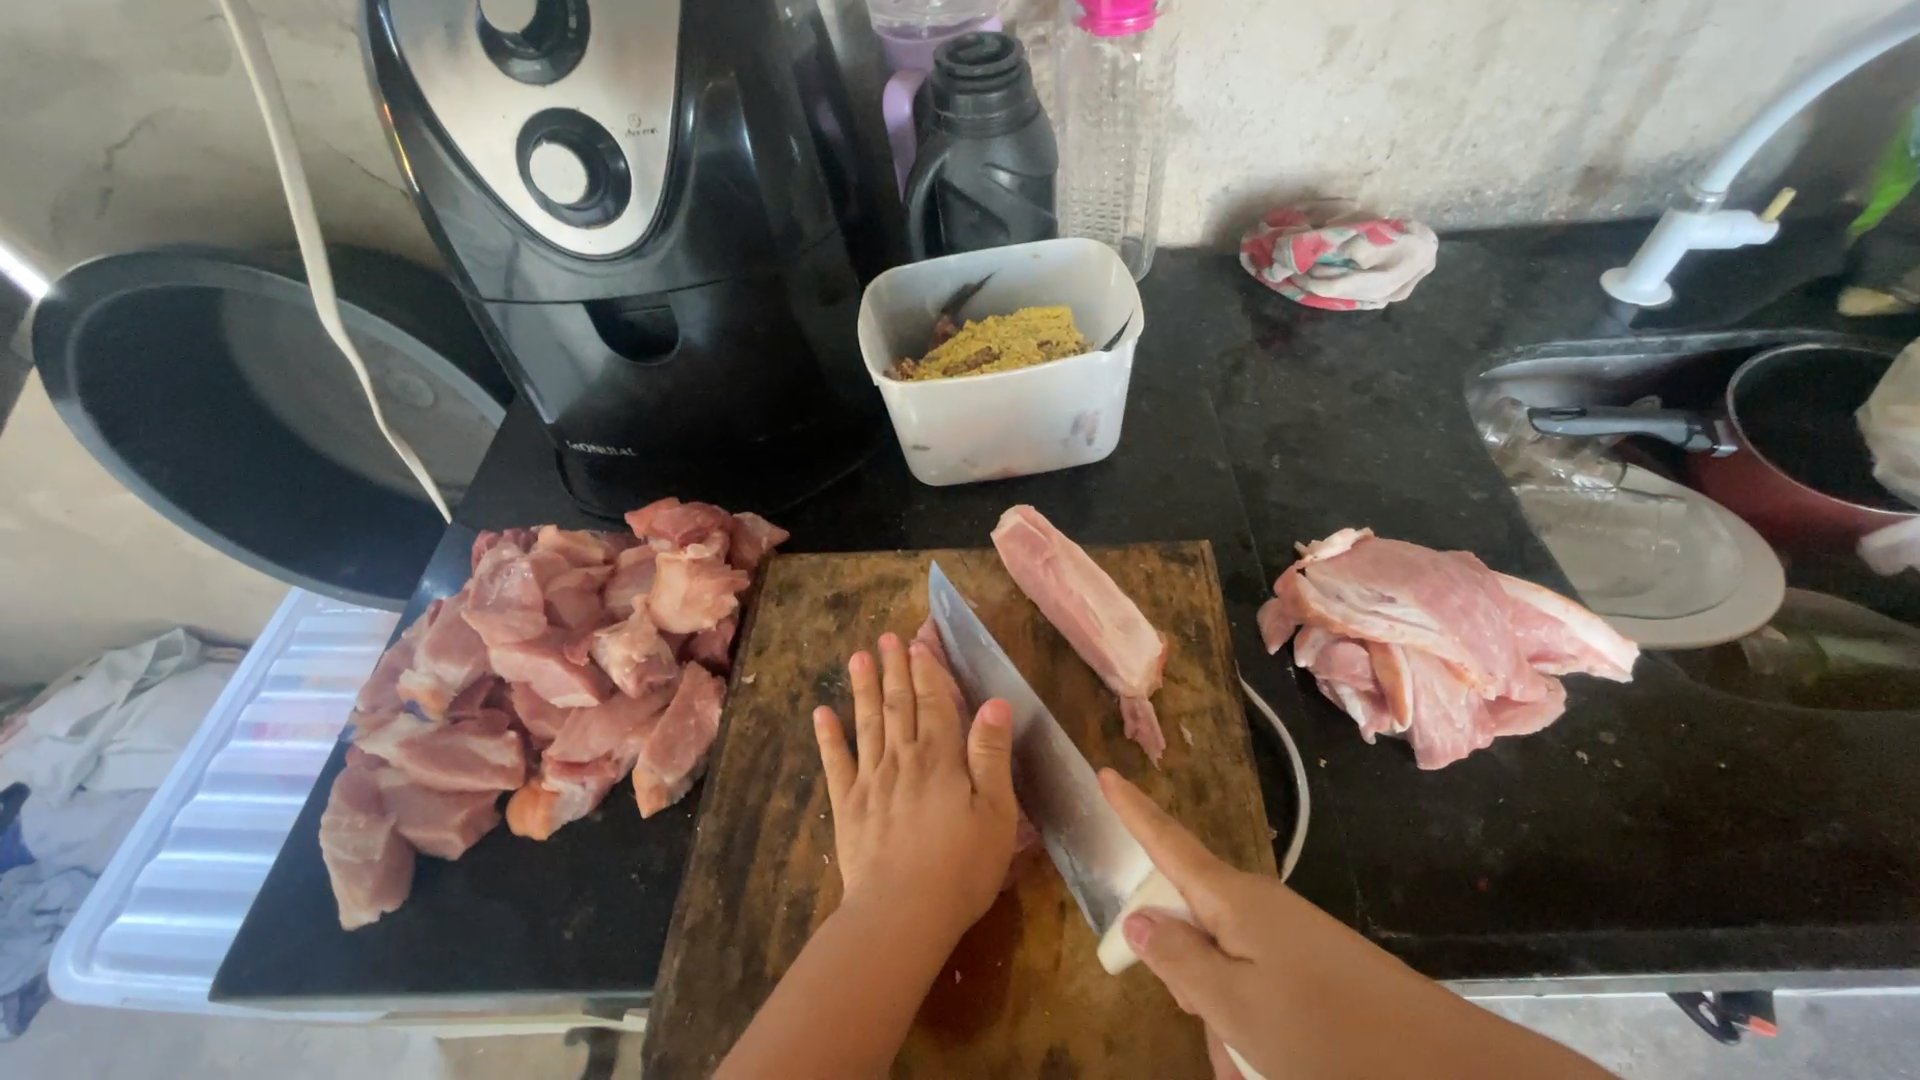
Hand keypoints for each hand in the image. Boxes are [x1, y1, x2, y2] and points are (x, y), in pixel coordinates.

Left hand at [813, 632, 1018, 943]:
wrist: (902, 912)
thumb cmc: (962, 866)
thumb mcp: (995, 812)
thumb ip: (991, 755)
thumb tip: (996, 702)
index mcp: (940, 758)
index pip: (935, 704)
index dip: (928, 673)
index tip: (919, 646)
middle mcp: (903, 759)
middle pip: (899, 705)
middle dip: (894, 669)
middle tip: (886, 638)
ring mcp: (871, 781)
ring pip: (867, 724)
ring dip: (863, 689)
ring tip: (857, 658)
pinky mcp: (848, 806)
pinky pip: (836, 763)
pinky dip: (828, 736)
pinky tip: (822, 713)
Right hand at [1099, 769, 1617, 1079]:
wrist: (1445, 1067)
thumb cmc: (1327, 1032)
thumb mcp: (1234, 1006)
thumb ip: (1178, 960)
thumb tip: (1140, 918)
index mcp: (1234, 901)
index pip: (1168, 843)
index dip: (1133, 811)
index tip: (1105, 773)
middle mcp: (1259, 909)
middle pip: (1190, 921)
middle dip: (1185, 973)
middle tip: (1209, 1017)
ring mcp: (1290, 940)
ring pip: (1223, 969)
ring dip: (1224, 1017)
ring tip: (1255, 1061)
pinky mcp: (1313, 972)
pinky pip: (1257, 991)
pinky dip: (1254, 1029)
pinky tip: (1275, 1063)